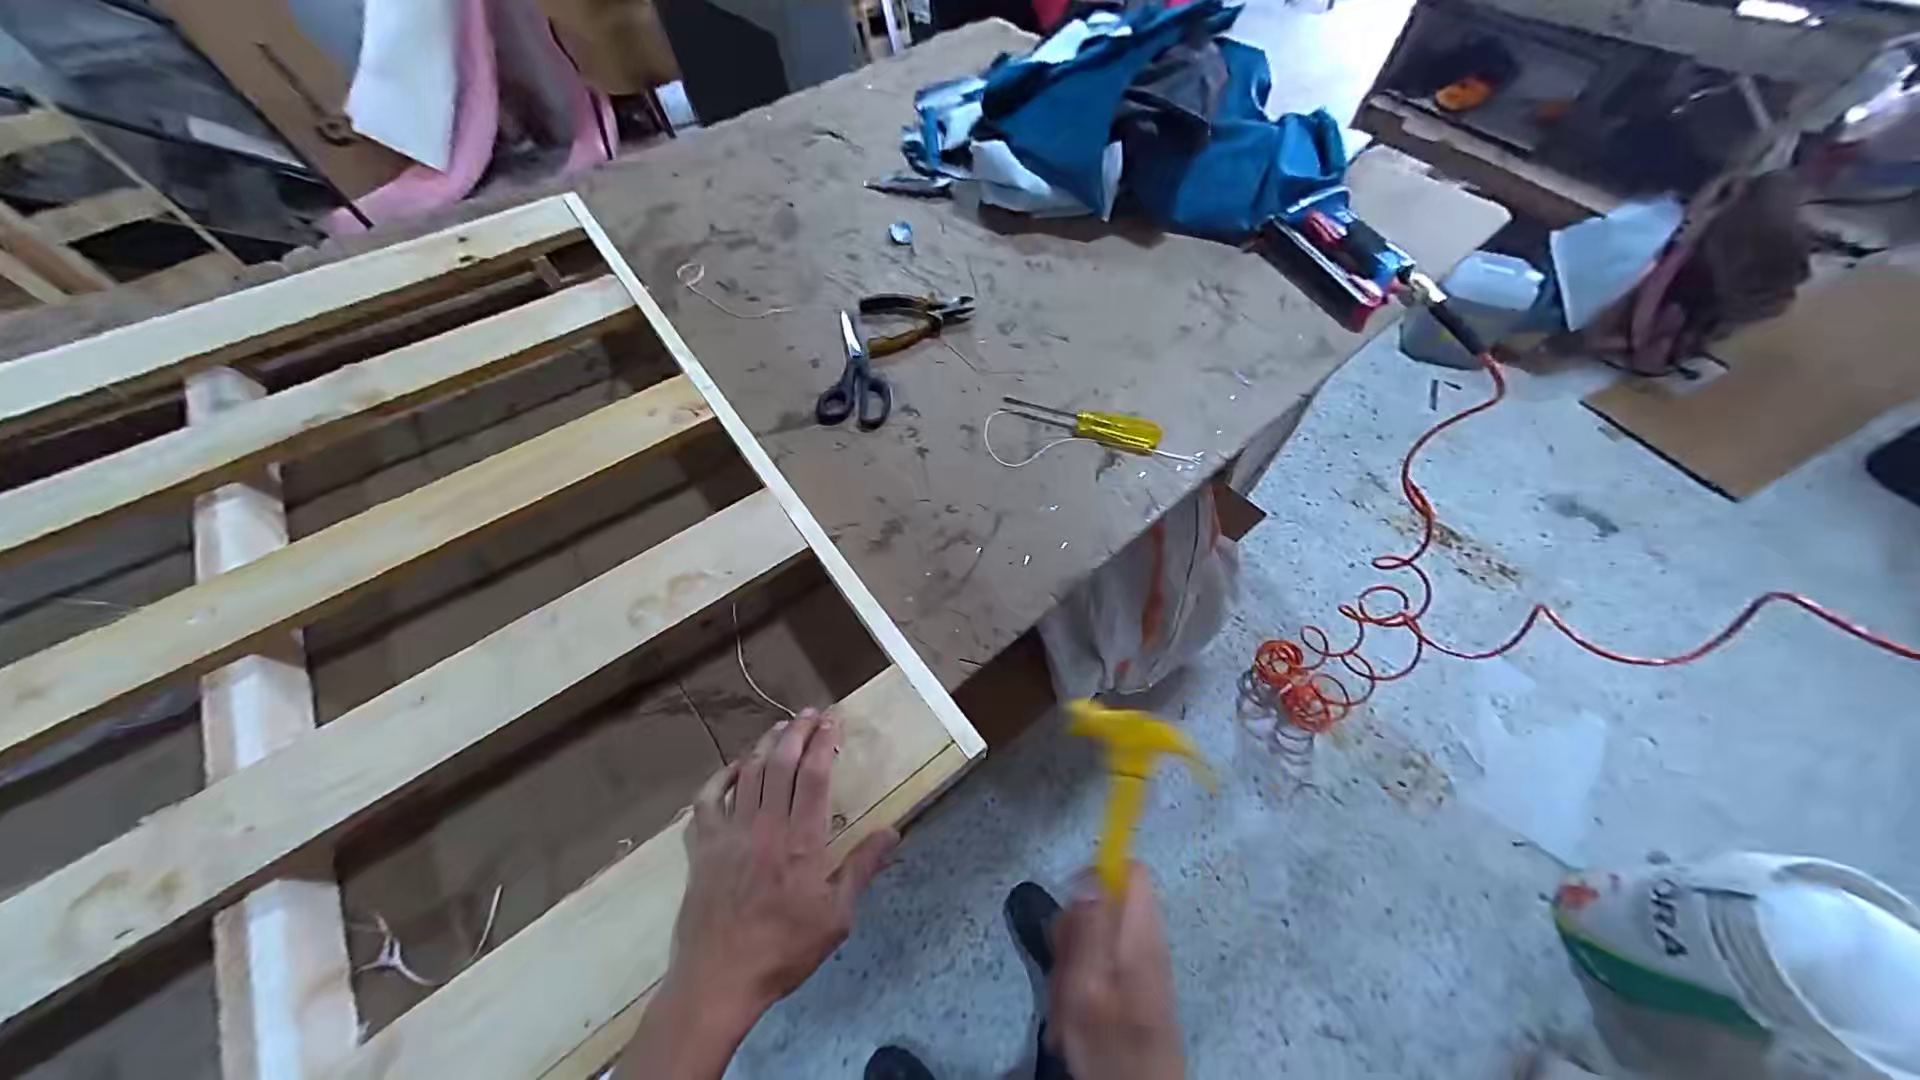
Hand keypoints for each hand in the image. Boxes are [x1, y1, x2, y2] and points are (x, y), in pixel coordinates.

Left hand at [620, 710, 896, 1079]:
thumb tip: (893, 831)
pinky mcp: (703, 847)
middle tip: (810, 714)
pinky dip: (721, 777)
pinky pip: (707, 800)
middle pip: (781, 762)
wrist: (718, 981)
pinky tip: (736, 769)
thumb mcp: (836, 917)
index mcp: (801, 840)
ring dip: (767, 744)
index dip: (824, 742)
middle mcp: (765, 826)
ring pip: (749, 773)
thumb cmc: (784, 950)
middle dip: (798, 731)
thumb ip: (862, 868)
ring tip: (781, 728)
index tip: (833, 722)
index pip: (814, 775)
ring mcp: (729, 833)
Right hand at [1048, 863, 1184, 1079]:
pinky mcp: (1135, 987)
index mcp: (1140, 933)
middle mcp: (1146, 941)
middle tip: (1065, 965)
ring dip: (1072, 960)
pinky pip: (1100, 963)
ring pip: (1097, 934)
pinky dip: (1081, 982)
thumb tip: (1090, 873)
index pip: (1131, 871)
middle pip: (1106, 902)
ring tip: (1068, 998)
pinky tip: (1075, 1013)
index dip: (1097, 873)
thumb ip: (1090, 927)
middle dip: (1075, 928)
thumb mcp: (1088, 985)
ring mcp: (1142, 964)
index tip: (1071, 906)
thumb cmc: (1111, 1046)